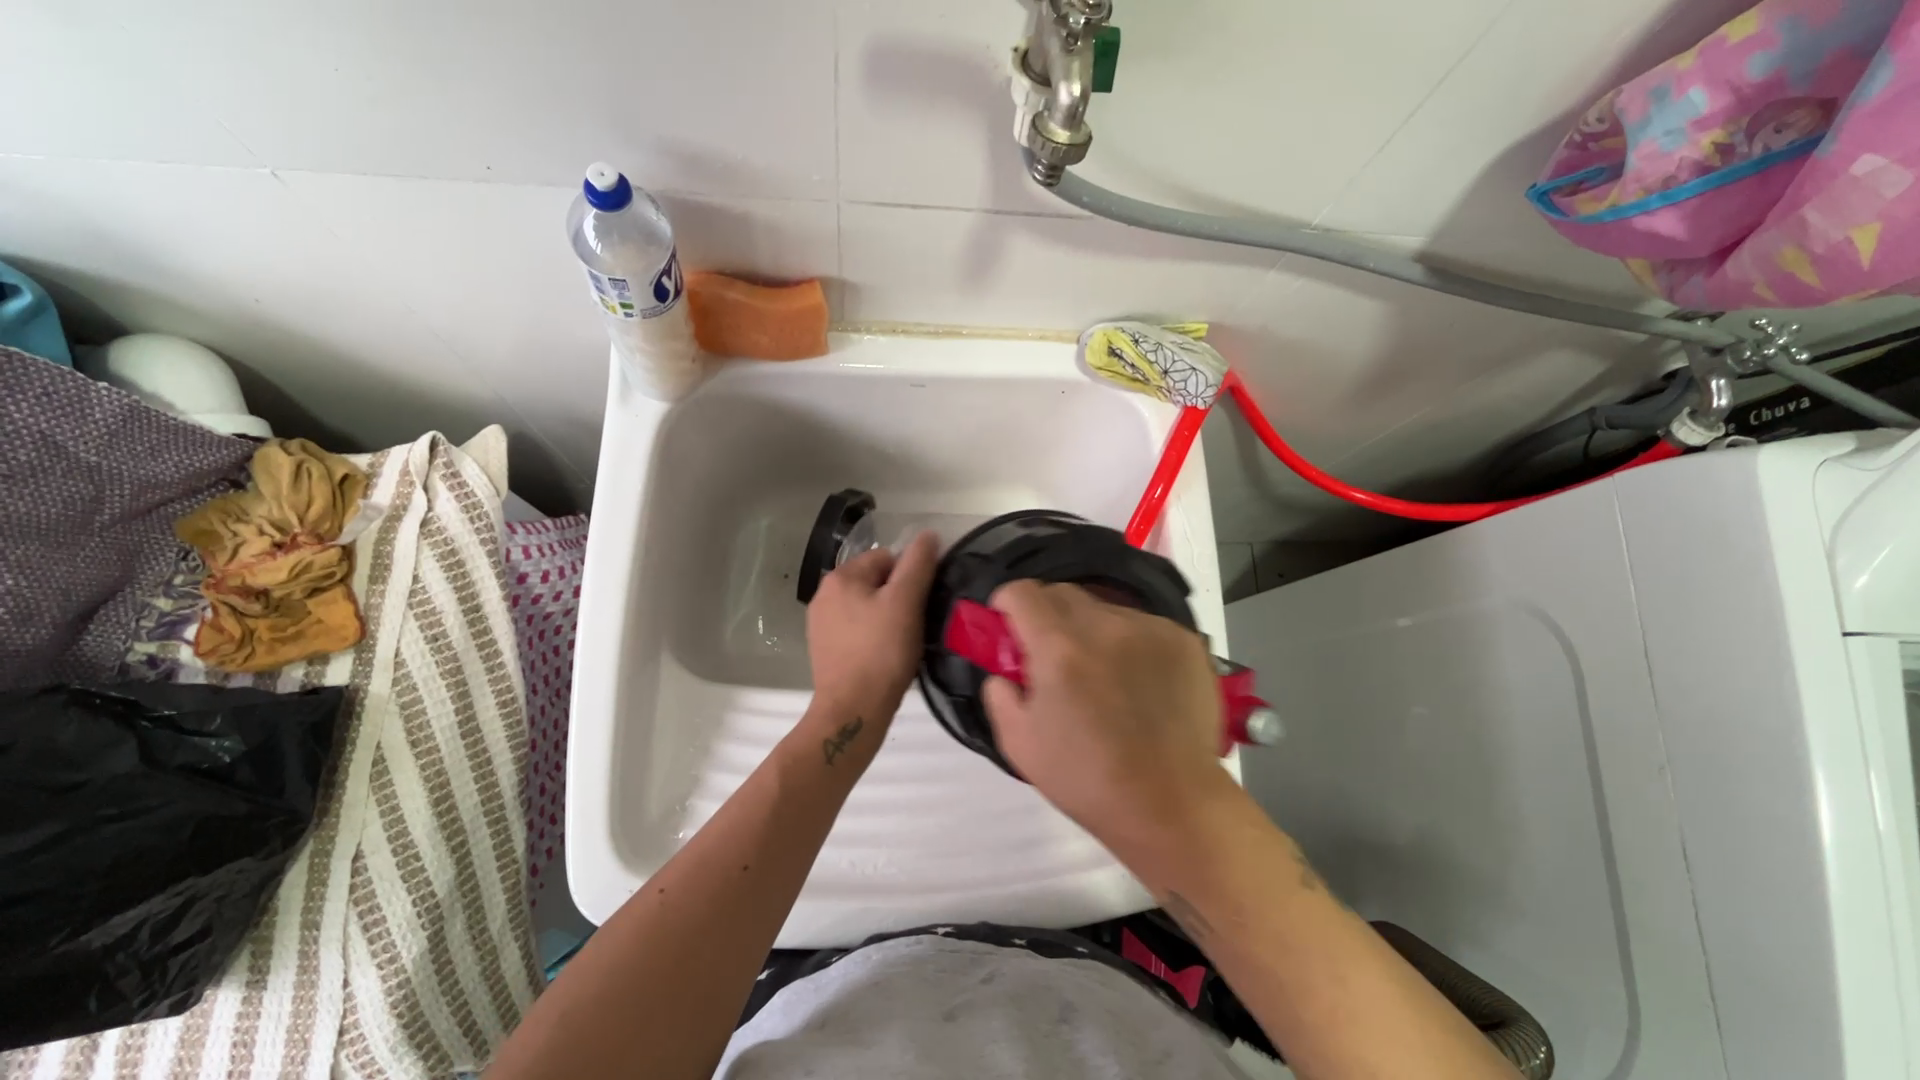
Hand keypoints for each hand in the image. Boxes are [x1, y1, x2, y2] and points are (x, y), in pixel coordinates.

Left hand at [804, 532, 938, 722]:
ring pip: (867, 607)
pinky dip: (873, 638)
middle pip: (876, 582)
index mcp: (840, 577)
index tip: (920, 606)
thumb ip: (918, 564)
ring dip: (887, 619)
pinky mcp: (824, 648)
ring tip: (901, 644)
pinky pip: (857, 630)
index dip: (910, 578)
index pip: (887, 558)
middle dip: (898, 599)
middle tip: (913, 626)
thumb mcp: (906, 602)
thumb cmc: (882, 653)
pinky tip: (884, 658)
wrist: (852, 709)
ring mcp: (820, 623)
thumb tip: (928, 535)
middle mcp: (823, 594)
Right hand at [981, 581, 1232, 848]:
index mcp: (1058, 647)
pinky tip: (1139, 684)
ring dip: (1091, 630)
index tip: (1009, 627)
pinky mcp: (1184, 641)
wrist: (1171, 802)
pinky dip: (1131, 644)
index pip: (1022, 591)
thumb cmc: (1088, 779)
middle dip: (1047, 614)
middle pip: (1063, 592)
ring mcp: (1150, 629)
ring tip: (1102, 674)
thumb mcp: (1019, 744)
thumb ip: (1000, 694)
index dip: (1007, 603)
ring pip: (1106, 609)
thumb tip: (1005, 671)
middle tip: (1051, 655)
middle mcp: (1105, 626)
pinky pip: (1144, 626)